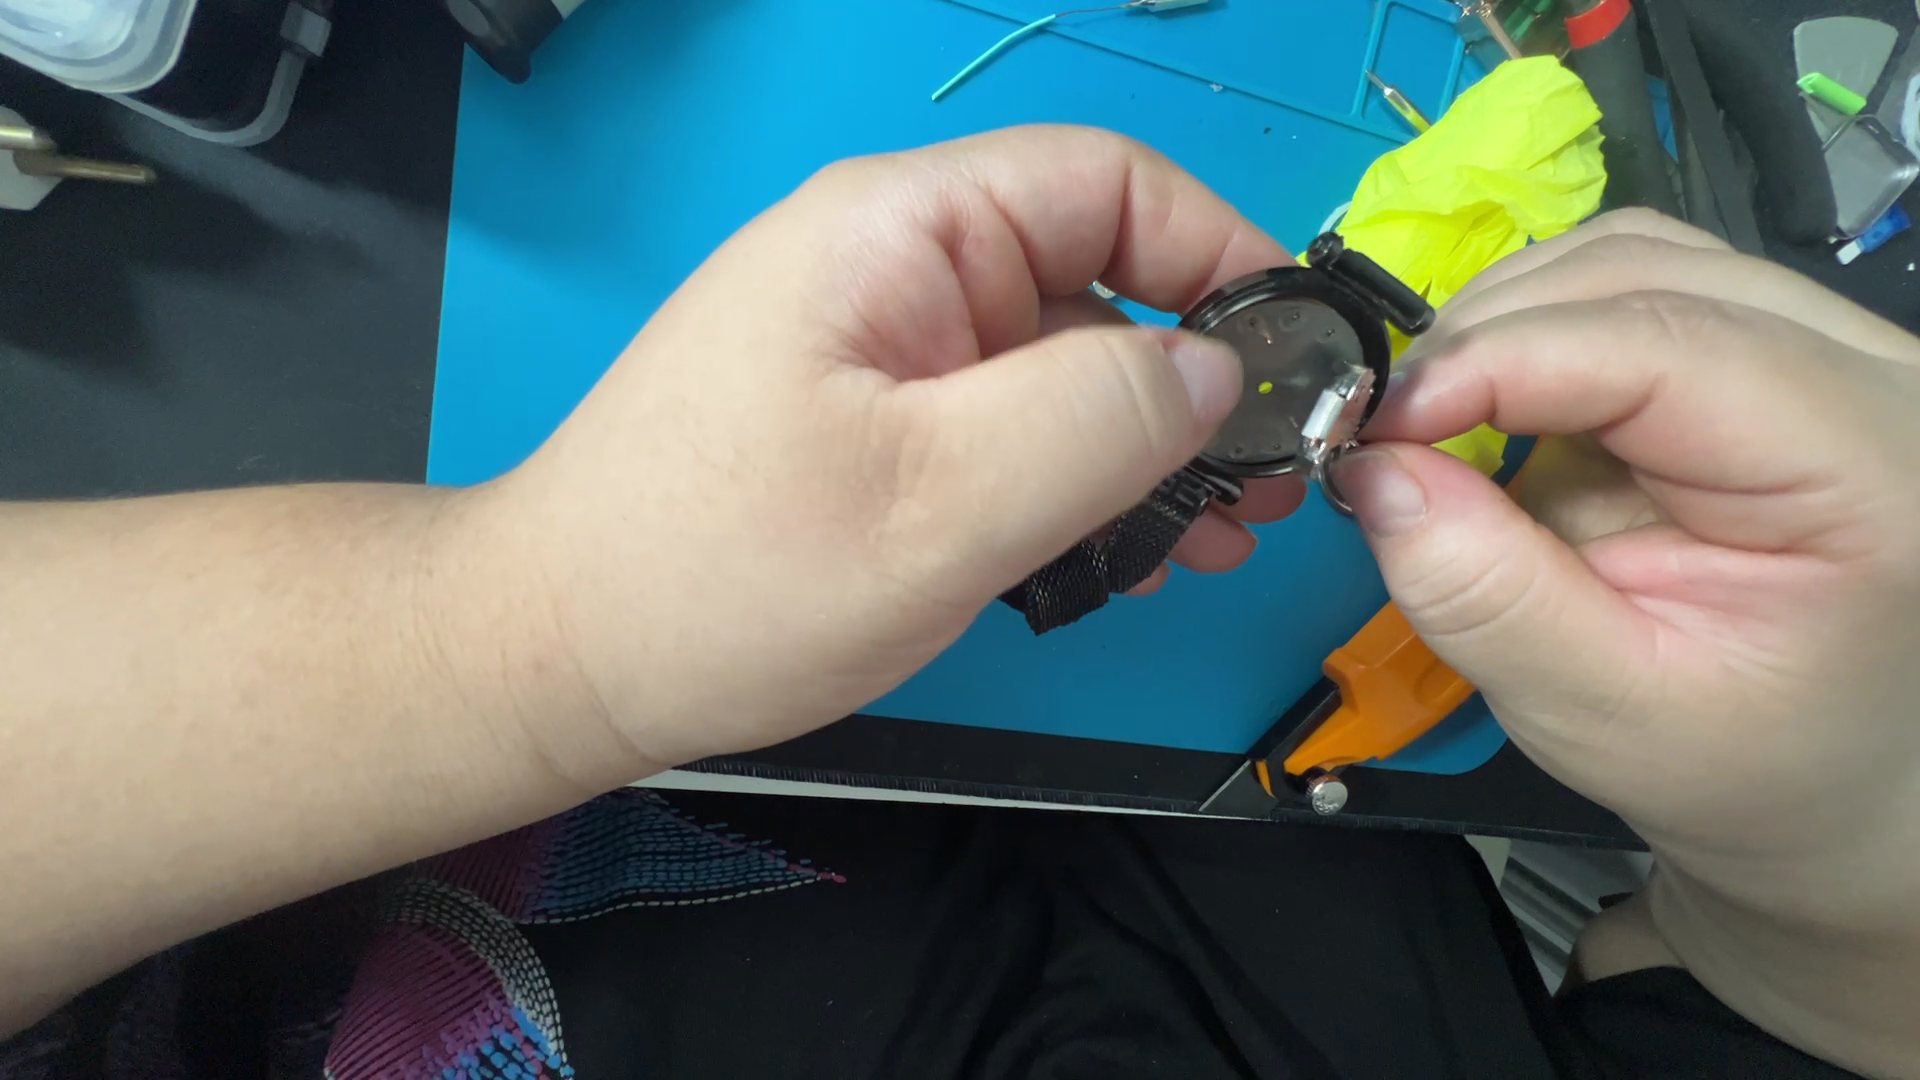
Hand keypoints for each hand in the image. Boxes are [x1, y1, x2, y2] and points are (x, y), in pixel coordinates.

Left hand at [462, 126, 1303, 779]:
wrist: (577, 655)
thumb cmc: (733, 575)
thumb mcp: (940, 496)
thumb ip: (1094, 415)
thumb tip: (1209, 370)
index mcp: (905, 237)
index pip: (1108, 189)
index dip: (1221, 259)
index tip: (1289, 362)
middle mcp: (900, 280)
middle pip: (1091, 291)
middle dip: (1189, 385)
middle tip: (1258, 488)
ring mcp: (891, 366)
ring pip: (1057, 381)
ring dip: (1141, 455)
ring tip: (1207, 538)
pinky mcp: (882, 439)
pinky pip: (1008, 442)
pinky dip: (1074, 492)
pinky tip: (1119, 556)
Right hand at [1330, 210, 1919, 1070]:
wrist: (1874, 813)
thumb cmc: (1760, 779)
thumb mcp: (1595, 700)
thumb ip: (1470, 575)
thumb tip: (1367, 465)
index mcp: (1866, 456)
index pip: (1637, 333)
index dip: (1470, 367)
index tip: (1361, 440)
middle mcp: (1855, 371)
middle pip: (1625, 263)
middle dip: (1470, 336)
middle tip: (1380, 436)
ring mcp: (1802, 362)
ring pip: (1610, 266)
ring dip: (1488, 335)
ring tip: (1424, 433)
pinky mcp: (1738, 381)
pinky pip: (1601, 309)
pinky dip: (1511, 349)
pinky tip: (1475, 426)